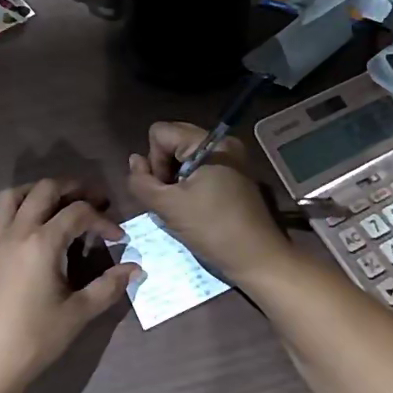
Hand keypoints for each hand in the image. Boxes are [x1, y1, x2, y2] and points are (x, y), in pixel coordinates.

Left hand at [0, 179, 136, 392]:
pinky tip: (29, 227)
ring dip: (38, 191)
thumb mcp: (78, 313)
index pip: (78, 213)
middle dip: (73, 188)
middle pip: (45, 190)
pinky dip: (16, 209)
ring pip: (13, 195)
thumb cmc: (35, 337)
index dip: (103, 220)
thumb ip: (108, 286)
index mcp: (42, 241)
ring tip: (59, 203)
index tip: (119, 237)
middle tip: (95, 199)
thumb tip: (135, 268)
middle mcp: (18, 231)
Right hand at [127, 121, 293, 280]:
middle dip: (163, 168)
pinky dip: (190, 183)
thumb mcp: (167, 206)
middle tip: (170, 198)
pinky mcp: (235, 175)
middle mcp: (223, 143)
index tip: (164, 189)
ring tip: (182, 205)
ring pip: (185, 156)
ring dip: (175, 178)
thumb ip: (141, 181)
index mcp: (210, 143)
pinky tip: (195, 206)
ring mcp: (231, 158)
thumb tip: (134, 160)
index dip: (153, 160)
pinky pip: (200, 167)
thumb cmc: (212, 229)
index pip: (161, 133)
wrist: (258, 258)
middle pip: (173, 140)